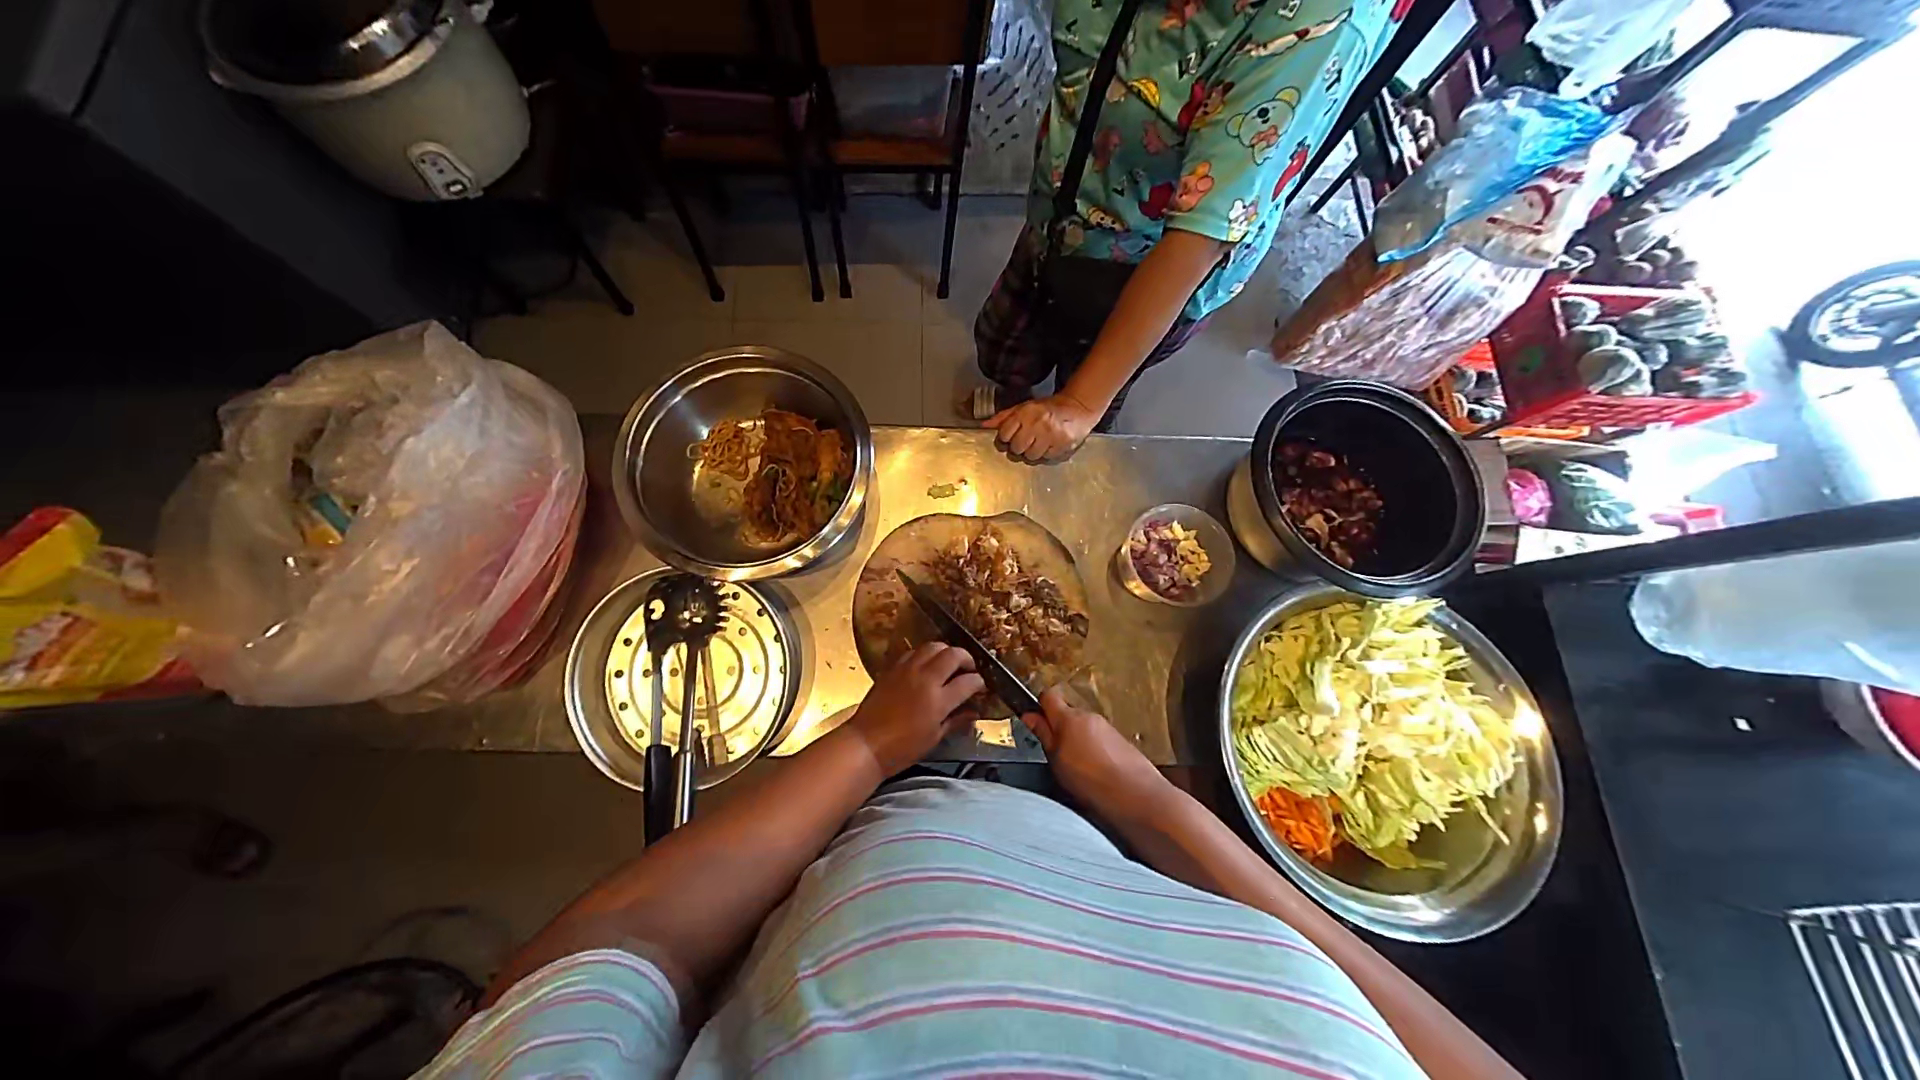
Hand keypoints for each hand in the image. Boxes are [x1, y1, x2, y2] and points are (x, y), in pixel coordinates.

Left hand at [846, 643, 985, 776]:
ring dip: (946, 652)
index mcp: (939, 699)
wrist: (866, 744)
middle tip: (969, 670)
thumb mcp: (934, 738)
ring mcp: (907, 670)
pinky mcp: (892, 668)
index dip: (979, 682)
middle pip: (954, 654)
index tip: (981, 687)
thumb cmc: (902, 749)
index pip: (968, 681)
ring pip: (934, 646)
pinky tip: (926, 666)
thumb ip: (956, 720)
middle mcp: (925, 678)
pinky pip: (914, 652)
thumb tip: (973, 712)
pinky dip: (925, 655)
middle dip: (967, 660)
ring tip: (949, 664)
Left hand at [984, 393, 1102, 462]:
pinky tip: (1049, 445)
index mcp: (1026, 412)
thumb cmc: (1048, 408)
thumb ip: (1004, 417)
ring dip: (1032, 452)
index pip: (1004, 434)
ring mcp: (1051, 436)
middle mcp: (1037, 424)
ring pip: (1030, 456)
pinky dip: (1045, 454)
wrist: (1078, 408)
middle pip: (1016, 448)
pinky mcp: (1062, 446)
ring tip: (1038, 442)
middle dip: (1018, 446)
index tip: (1010, 436)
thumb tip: (984, 425)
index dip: (1005, 437)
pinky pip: (1045, 459)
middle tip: (1026, 440)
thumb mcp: (1024, 407)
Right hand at [1023, 688, 1168, 817]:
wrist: (1137, 796)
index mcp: (1070, 717)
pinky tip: (1095, 774)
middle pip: (1067, 714)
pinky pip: (1100, 741)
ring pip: (1084, 728)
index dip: (1039, 707)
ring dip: (1078, 743)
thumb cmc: (1093, 780)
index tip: (1035, 723)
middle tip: (1055, 755)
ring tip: (1077, 770)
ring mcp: (1107, 728)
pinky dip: (1094, 753)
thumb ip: (1043, 735)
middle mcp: (1090, 716)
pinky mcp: (1121, 742)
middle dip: (1060, 730)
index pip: (1048, 696)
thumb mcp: (1056, 760)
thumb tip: (1030, 717)